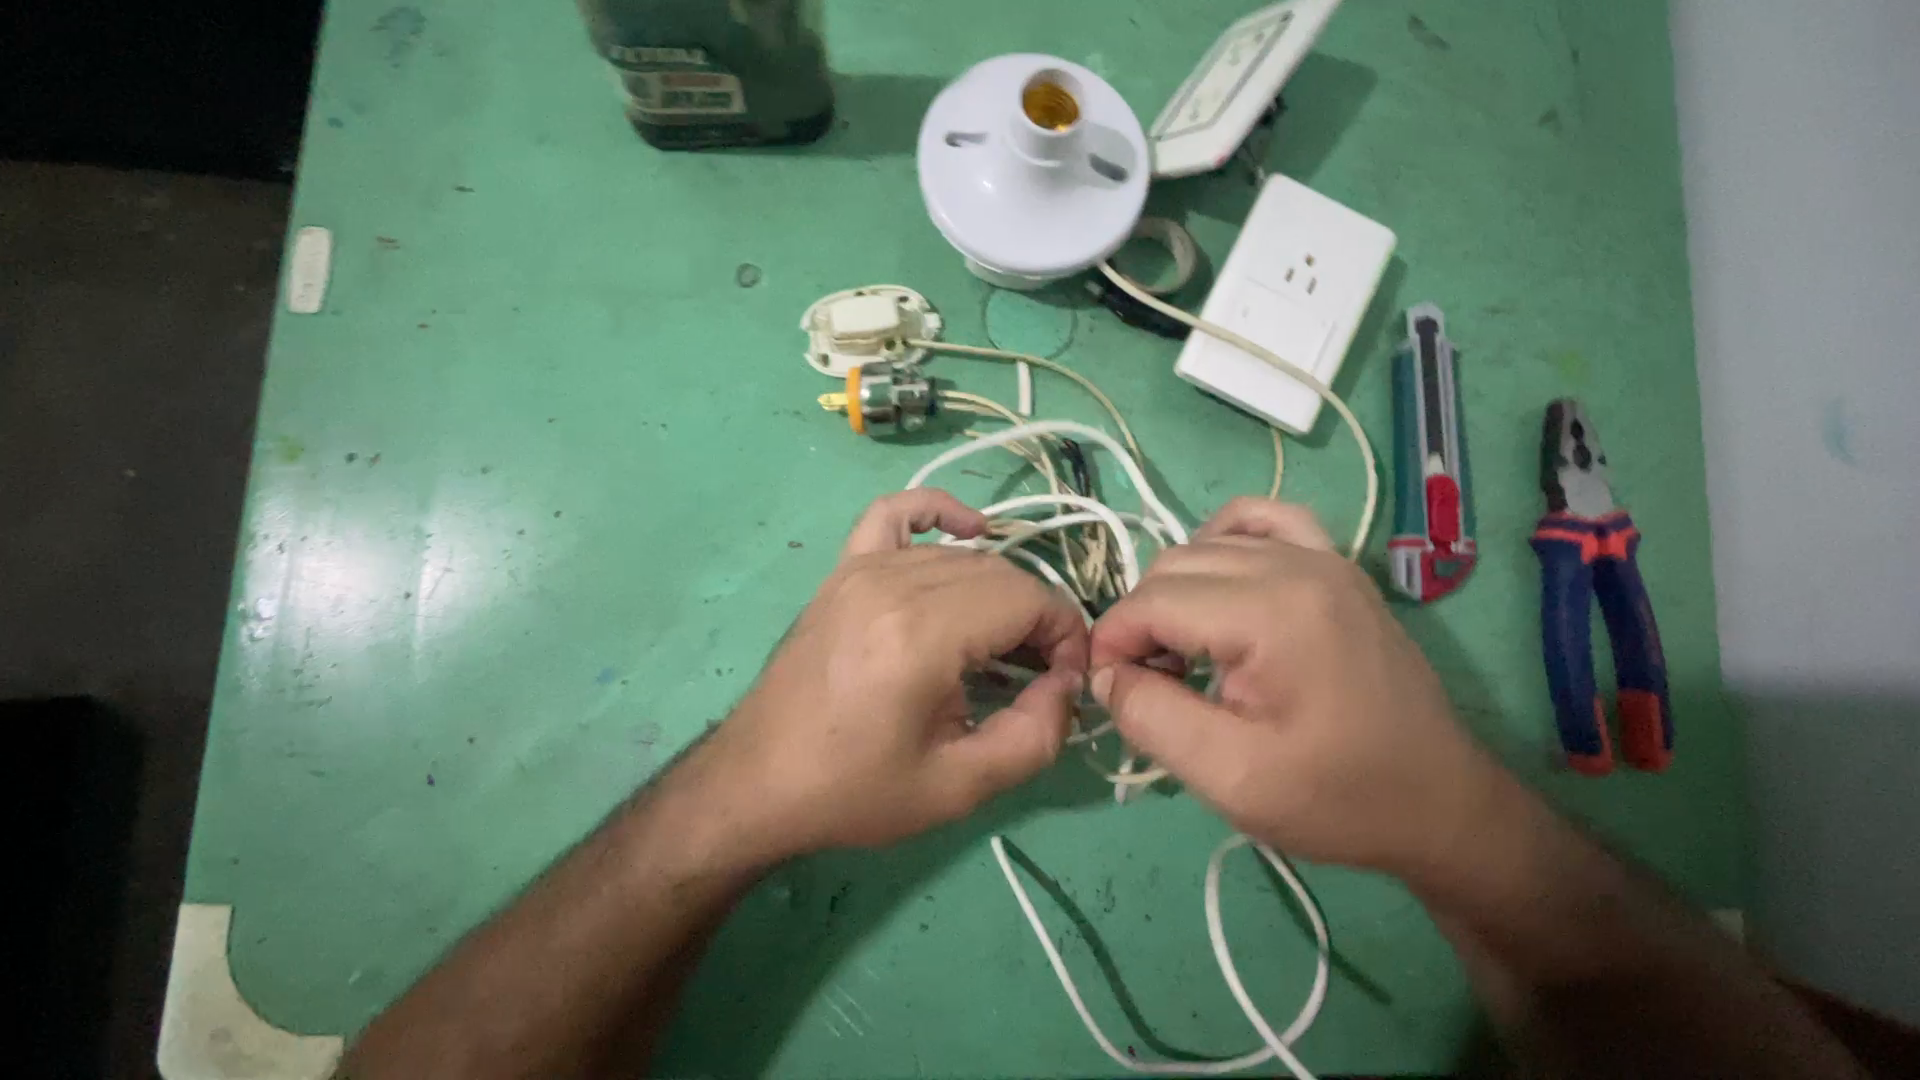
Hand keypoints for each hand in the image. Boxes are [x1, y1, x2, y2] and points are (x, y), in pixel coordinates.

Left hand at [697, 489, 1087, 858]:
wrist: (758, 783)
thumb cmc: (855, 791)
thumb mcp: (959, 787)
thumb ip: (1035, 736)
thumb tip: (1068, 683)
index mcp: (922, 633)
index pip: (1028, 599)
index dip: (1065, 635)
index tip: (1065, 682)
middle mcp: (892, 584)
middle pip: (1000, 574)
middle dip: (1037, 619)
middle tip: (1039, 675)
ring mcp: (861, 569)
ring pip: (961, 556)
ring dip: (999, 591)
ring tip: (1003, 646)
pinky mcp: (842, 571)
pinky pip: (894, 515)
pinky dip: (936, 511)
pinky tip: (967, 530)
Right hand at [1087, 498, 1505, 877]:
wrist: (1440, 804)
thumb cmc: (1337, 798)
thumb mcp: (1228, 778)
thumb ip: (1150, 716)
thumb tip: (1105, 673)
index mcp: (1271, 612)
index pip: (1152, 601)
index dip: (1114, 644)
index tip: (1113, 693)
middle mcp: (1295, 564)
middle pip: (1172, 567)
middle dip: (1141, 622)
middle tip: (1151, 685)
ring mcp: (1322, 557)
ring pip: (1205, 545)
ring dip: (1175, 592)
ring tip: (1183, 651)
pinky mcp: (1336, 566)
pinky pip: (1262, 522)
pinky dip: (1222, 543)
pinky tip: (1218, 589)